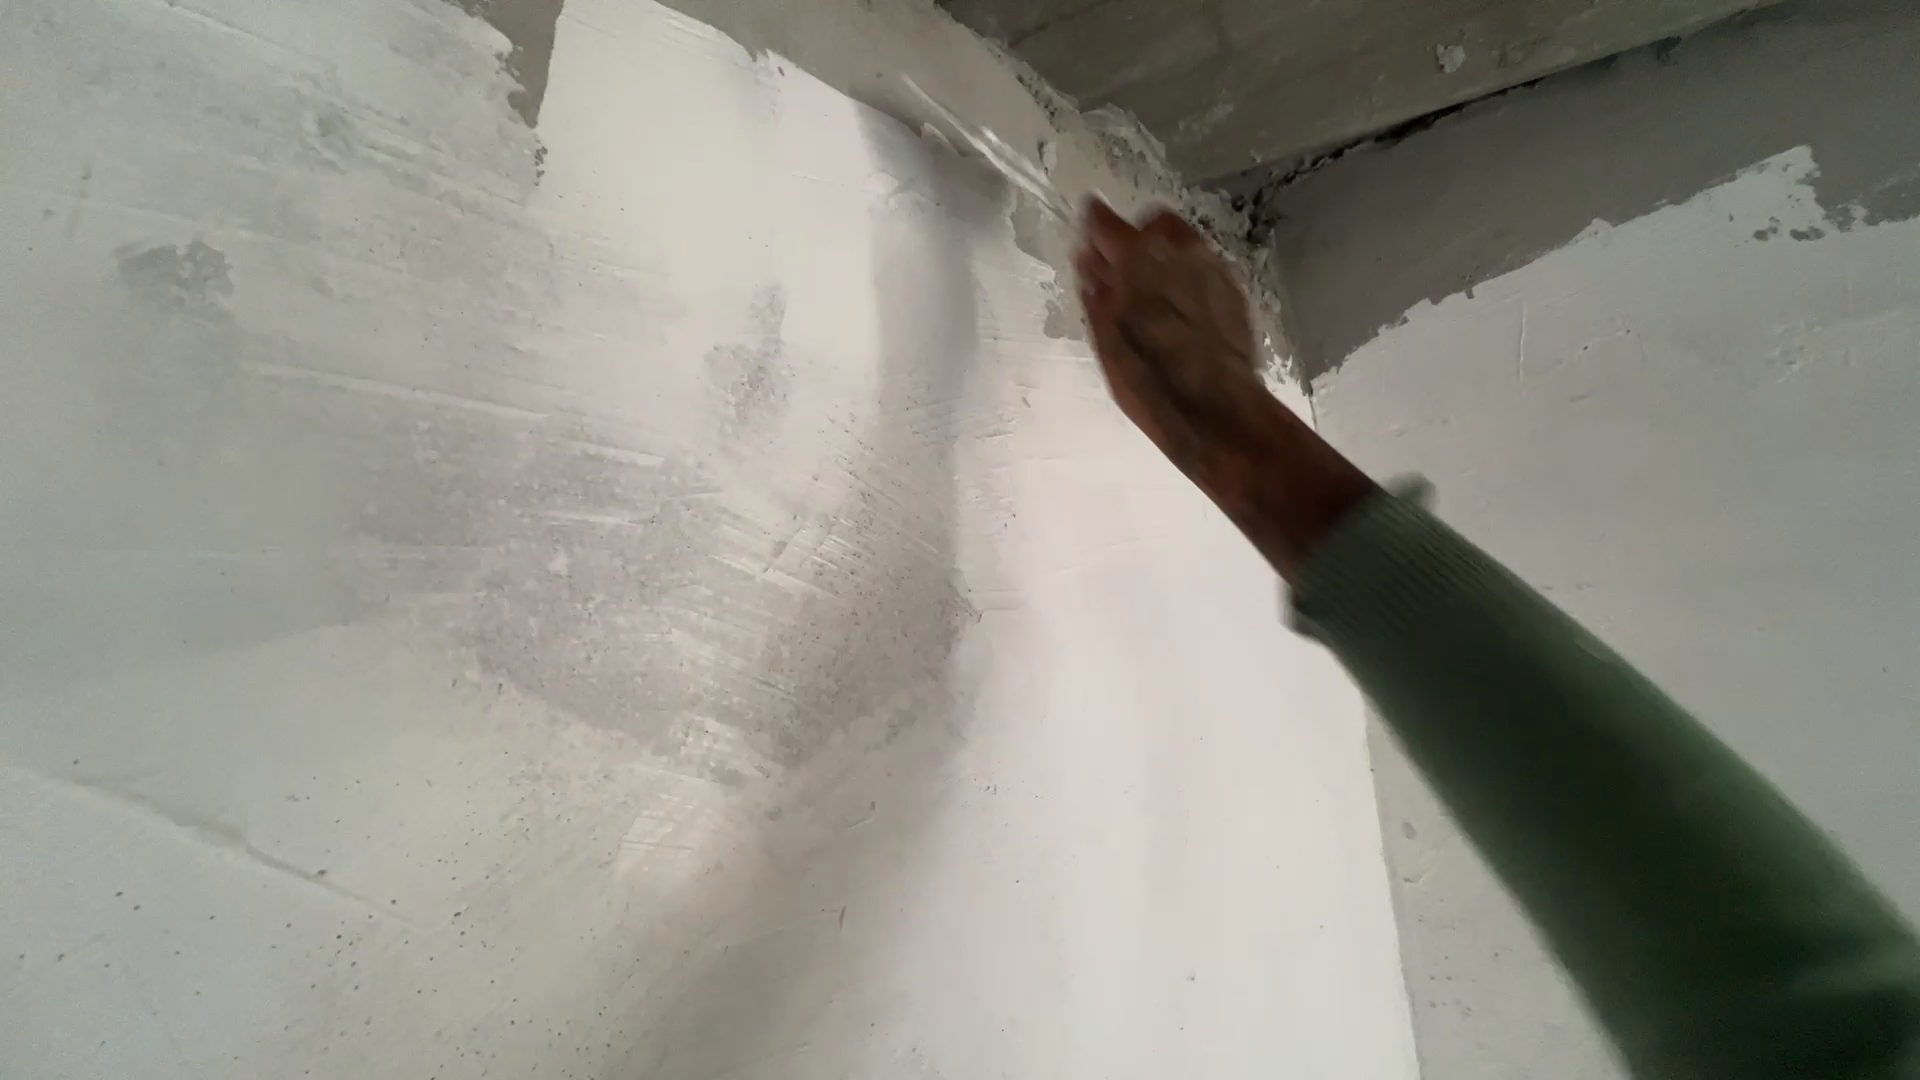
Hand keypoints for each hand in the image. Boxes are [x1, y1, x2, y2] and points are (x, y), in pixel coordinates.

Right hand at [1074, 199, 1267, 493]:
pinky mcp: (1234, 287)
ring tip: (1152, 293)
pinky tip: (1180, 310)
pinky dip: (1187, 277)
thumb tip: (1087, 259)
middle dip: (1135, 240)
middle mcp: (1178, 250)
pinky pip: (1204, 267)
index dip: (1093, 225)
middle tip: (1122, 271)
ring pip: (1182, 243)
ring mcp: (1212, 266)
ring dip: (1163, 257)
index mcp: (1137, 258)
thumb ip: (1096, 292)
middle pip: (1152, 224)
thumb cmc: (1149, 383)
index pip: (1105, 222)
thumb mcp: (1107, 343)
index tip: (1087, 232)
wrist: (1215, 409)